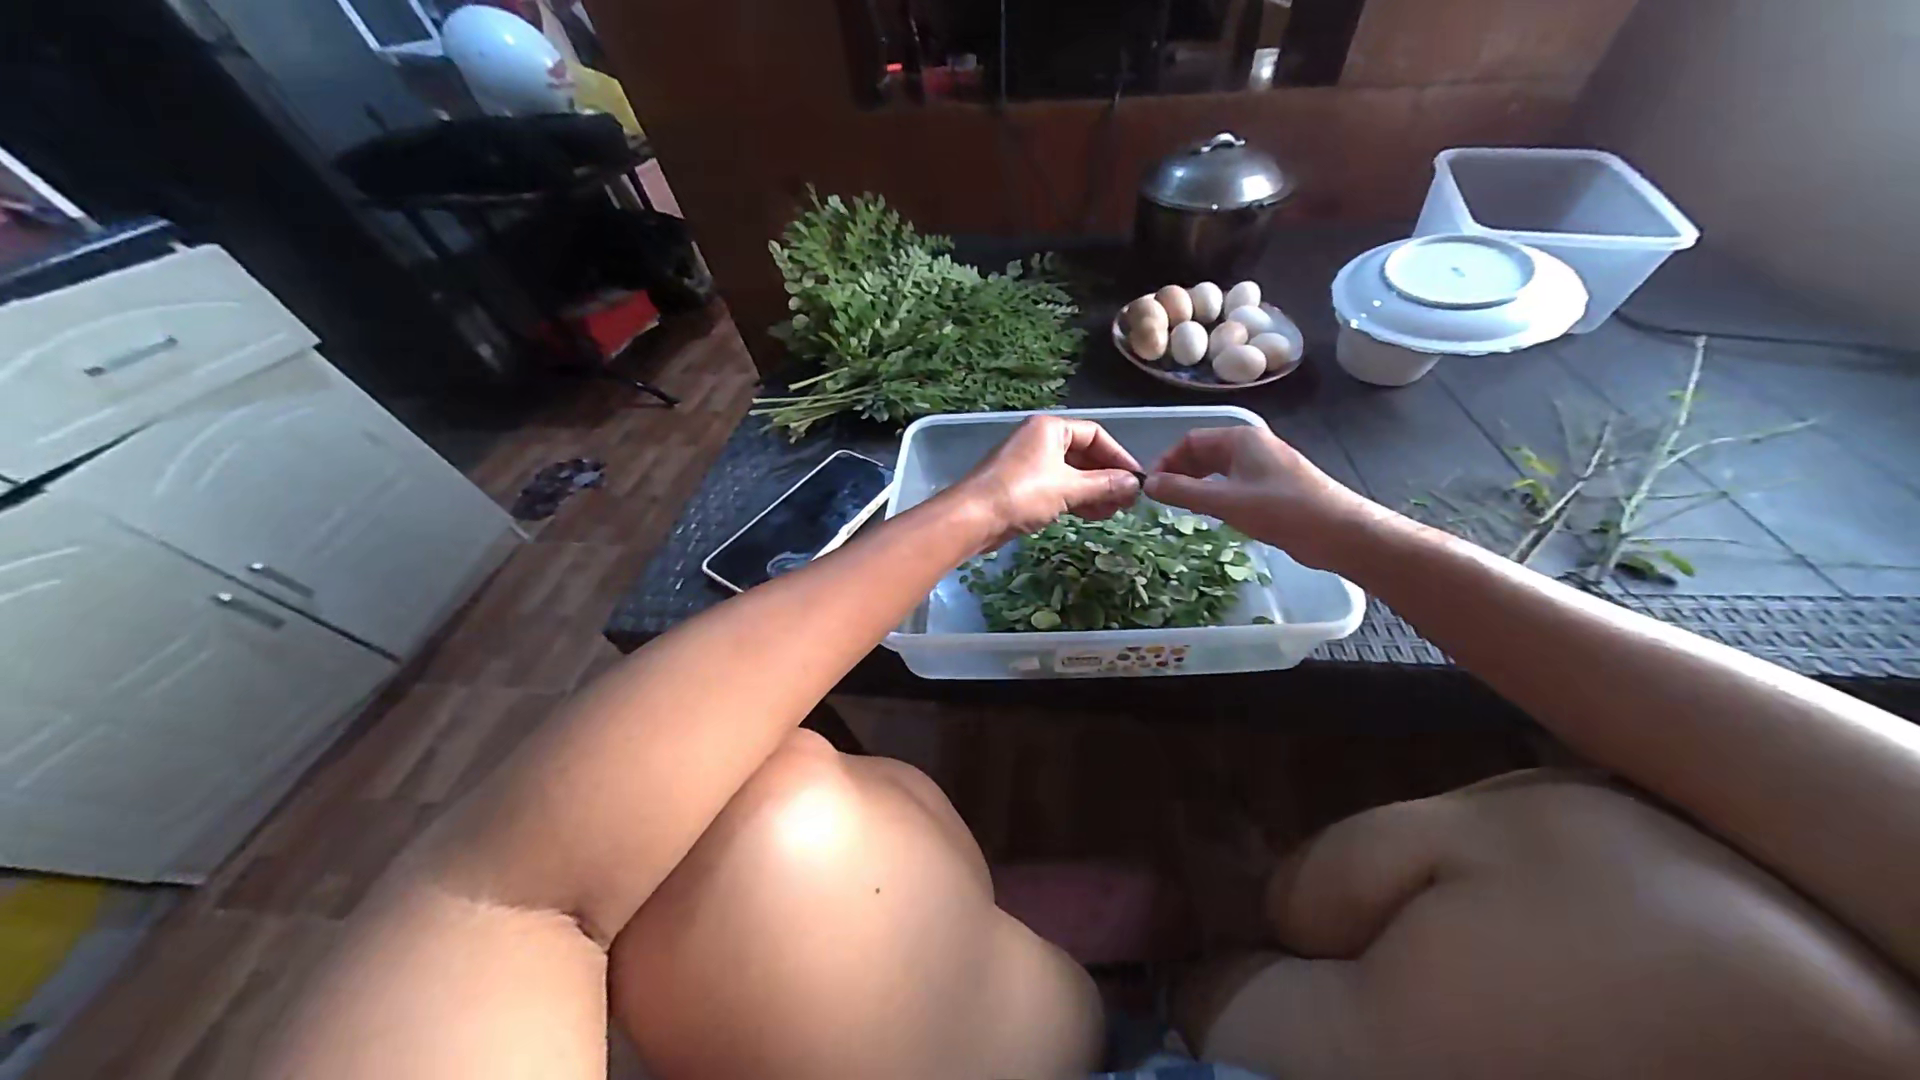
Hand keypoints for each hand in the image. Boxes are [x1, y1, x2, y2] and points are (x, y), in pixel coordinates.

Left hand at [953, 415, 1143, 549]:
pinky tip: (1088, 515)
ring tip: (1111, 513)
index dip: (1119, 456)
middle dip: (1107, 478)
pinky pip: (1056, 487)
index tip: (1136, 481)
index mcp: (1050, 428)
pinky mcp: (1021, 486)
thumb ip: (1104, 485)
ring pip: (1071, 473)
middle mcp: (1039, 440)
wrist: (972, 518)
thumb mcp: (1069, 488)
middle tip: (1126, 502)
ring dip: (1093, 491)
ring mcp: (1028, 463)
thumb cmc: (1022, 494)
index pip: (1096, 434)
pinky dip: (1074, 498)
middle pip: (1084, 454)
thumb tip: (1134, 484)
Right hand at [1144, 426, 1385, 569]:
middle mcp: (1252, 446)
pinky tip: (1211, 514)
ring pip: (1218, 470)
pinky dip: (1215, 494)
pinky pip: (1233, 484)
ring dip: (1196, 485)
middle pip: (1203, 453)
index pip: (1190, 440)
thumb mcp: (1224, 501)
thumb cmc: (1280, 510)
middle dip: (1180, 473)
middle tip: (1162, 500)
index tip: (1152, 486)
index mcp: (1240, 438)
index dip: (1167, 461)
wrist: (1338, 531)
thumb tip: (1148, 485)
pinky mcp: (1272, 487)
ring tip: (1181, 508)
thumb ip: (1182, 492)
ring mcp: (1264, 466)